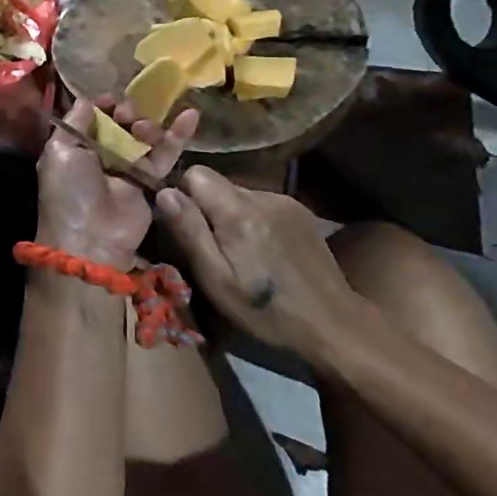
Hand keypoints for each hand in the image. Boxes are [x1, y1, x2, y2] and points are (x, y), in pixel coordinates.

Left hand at [36, 97, 198, 269]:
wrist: (91, 239)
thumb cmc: (70, 192)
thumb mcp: (60, 151)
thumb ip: (75, 121)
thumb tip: (88, 98)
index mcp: (79, 146)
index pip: (97, 117)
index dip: (107, 105)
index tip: (114, 101)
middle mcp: (104, 155)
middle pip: (123, 123)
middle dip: (128, 114)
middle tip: (128, 117)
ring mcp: (129, 167)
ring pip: (145, 136)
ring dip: (148, 125)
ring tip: (143, 130)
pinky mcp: (151, 180)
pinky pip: (166, 153)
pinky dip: (178, 134)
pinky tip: (191, 114)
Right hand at [154, 168, 364, 354]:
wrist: (332, 322)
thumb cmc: (266, 311)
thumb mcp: (217, 280)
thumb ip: (190, 232)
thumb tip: (165, 192)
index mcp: (238, 210)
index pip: (196, 173)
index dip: (184, 196)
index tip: (187, 228)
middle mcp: (262, 195)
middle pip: (219, 184)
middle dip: (208, 209)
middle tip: (214, 251)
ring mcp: (285, 201)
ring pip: (240, 194)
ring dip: (232, 216)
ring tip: (242, 255)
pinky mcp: (300, 211)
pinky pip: (263, 203)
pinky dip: (255, 220)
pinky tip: (266, 252)